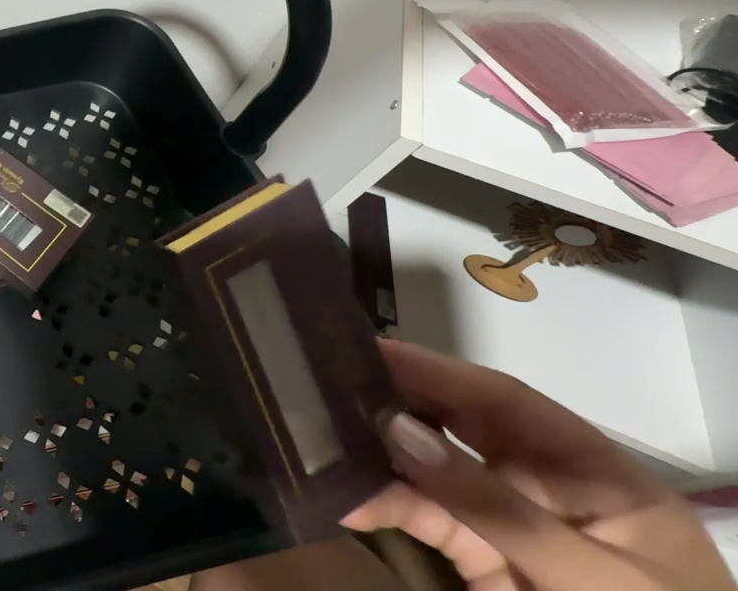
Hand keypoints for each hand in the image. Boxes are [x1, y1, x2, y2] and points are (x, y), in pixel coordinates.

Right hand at [343, 339, 733, 590]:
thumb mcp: (591, 579)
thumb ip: (495, 505)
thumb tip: (395, 427)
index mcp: (597, 475)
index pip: (507, 402)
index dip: (439, 371)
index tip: (370, 349)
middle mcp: (548, 487)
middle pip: (460, 427)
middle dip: (395, 403)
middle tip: (324, 380)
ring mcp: (512, 524)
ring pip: (431, 471)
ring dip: (377, 457)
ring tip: (319, 437)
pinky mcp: (482, 558)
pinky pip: (423, 519)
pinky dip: (381, 507)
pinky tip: (343, 502)